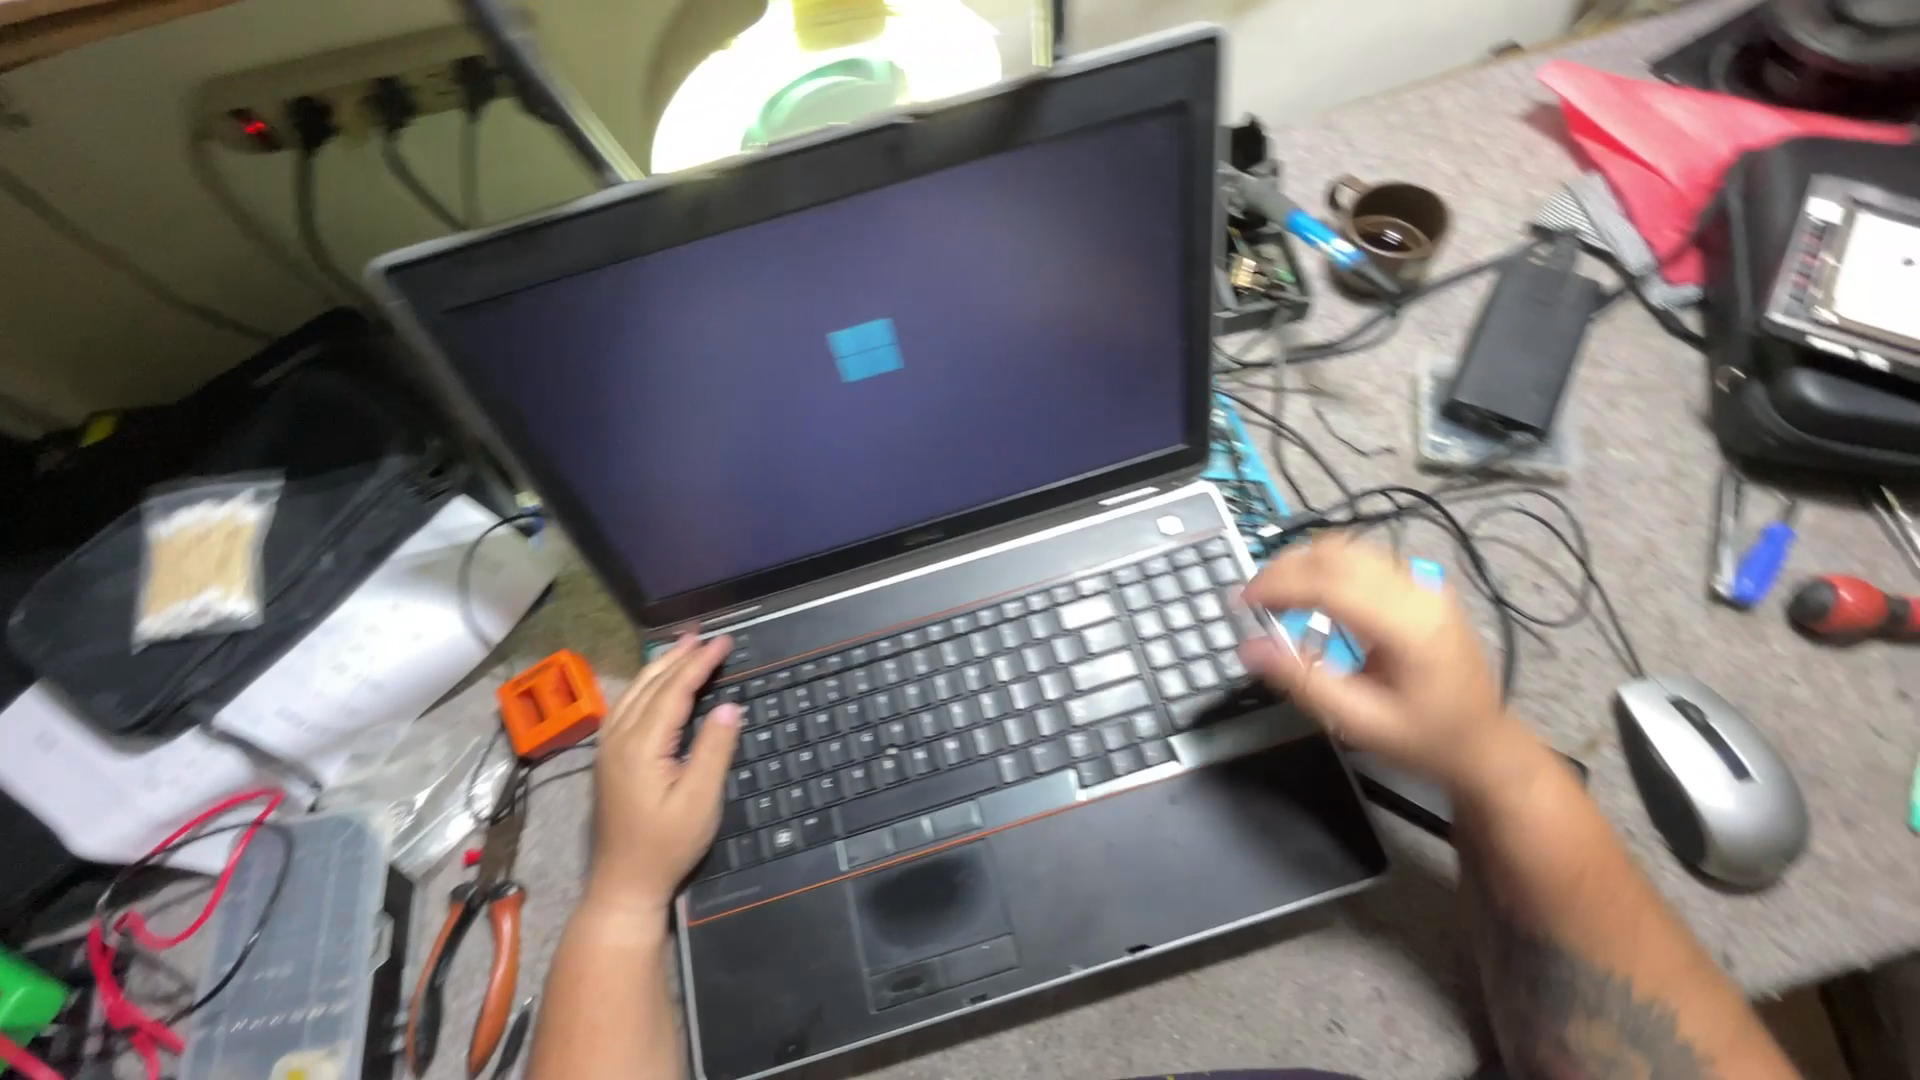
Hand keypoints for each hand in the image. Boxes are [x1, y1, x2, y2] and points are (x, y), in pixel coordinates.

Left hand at [585, 635, 741, 919]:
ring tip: (683, 646)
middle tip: (706, 634)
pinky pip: (626, 706)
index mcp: (641, 745)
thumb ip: (714, 749)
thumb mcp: (700, 800)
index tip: (724, 641)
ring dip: (660, 666)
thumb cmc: (666, 845)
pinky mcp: (608, 759)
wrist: (622, 886)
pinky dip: (646, 685)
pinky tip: (655, 683)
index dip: (700, 663)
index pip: (674, 691)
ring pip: (634, 692)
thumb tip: (730, 706)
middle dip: (679, 656)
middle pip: (650, 684)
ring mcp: (608, 748)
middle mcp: (618, 739)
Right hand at [1237, 536, 1524, 792]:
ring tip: (1276, 594)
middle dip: (1285, 568)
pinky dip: (1324, 565)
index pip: (1331, 582)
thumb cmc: (1424, 739)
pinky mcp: (1419, 584)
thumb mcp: (1360, 722)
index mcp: (1409, 627)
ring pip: (1348, 547)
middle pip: (1337, 553)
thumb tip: (1250, 647)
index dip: (1279, 584)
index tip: (1244, 601)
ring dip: (1303, 563)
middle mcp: (1419, 592)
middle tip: (1253, 598)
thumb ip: (1304, 680)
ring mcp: (1423, 584)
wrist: (1485, 743)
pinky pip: (1362, 556)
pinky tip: (1308, 591)